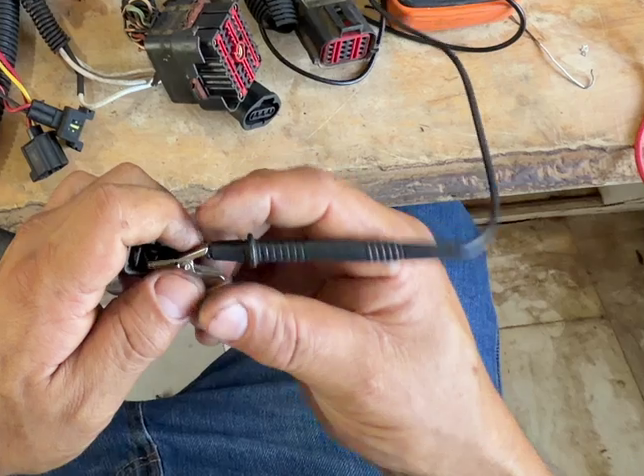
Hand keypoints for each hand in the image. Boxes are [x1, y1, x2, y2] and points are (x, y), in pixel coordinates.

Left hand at [0, 163, 204, 475]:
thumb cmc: (13, 415)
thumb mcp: (85, 399)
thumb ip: (136, 337)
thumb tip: (183, 284)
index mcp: (52, 278)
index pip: (114, 206)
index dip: (165, 215)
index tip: (194, 252)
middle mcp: (39, 242)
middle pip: (111, 183)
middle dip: (161, 210)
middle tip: (185, 262)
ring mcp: (33, 237)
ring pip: (98, 186)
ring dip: (139, 211)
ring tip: (160, 265)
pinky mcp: (34, 244)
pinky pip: (83, 205)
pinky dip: (118, 219)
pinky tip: (128, 268)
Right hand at [193, 168, 547, 475]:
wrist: (448, 458)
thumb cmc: (430, 410)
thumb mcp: (360, 371)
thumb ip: (288, 335)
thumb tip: (214, 307)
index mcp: (388, 242)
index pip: (316, 194)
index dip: (257, 198)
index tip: (209, 220)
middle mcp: (356, 240)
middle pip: (283, 208)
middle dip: (235, 227)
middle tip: (196, 258)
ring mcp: (330, 263)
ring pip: (264, 237)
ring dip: (228, 260)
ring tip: (200, 293)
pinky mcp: (310, 289)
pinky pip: (260, 273)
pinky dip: (232, 289)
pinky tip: (213, 316)